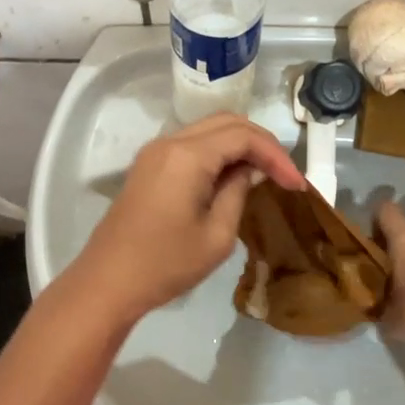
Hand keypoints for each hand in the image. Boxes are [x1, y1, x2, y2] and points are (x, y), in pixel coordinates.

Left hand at [76, 113, 306, 318]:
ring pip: (209, 130)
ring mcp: (155, 152)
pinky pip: (192, 145)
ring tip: (265, 175)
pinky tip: (233, 177)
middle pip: (226, 122)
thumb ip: (238, 192)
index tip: (296, 185)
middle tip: (284, 174)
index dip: (276, 156)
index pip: (243, 136)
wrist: (107, 282)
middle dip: (261, 143)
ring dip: (239, 145)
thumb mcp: (217, 235)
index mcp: (188, 155)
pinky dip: (218, 153)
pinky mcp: (149, 166)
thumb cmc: (165, 264)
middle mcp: (170, 142)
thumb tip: (248, 170)